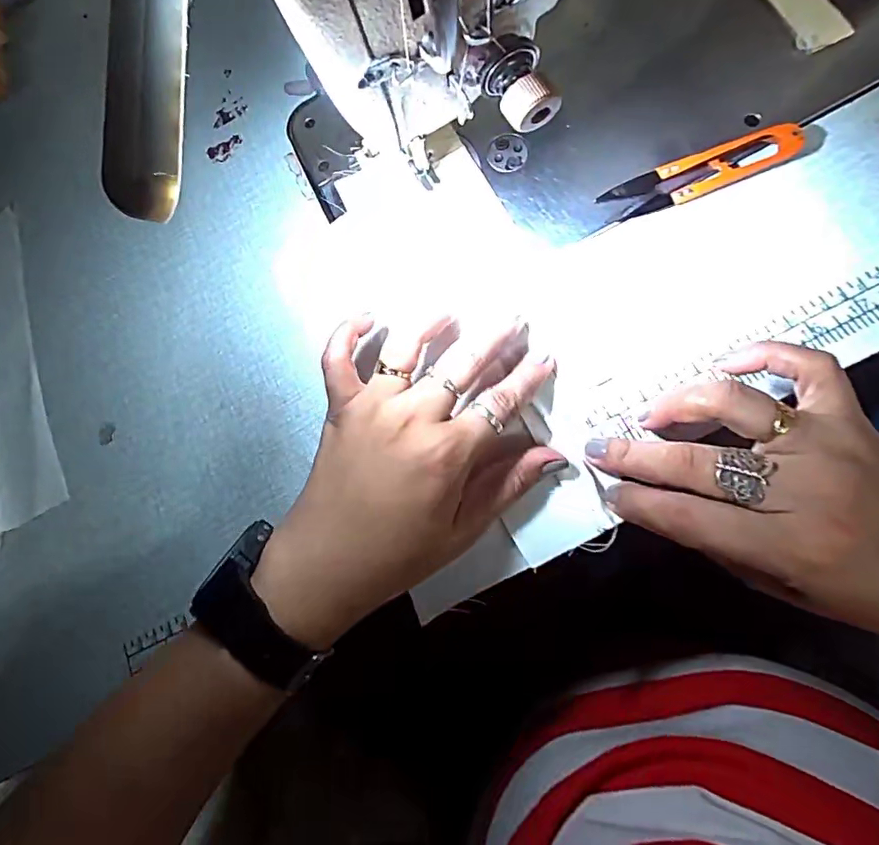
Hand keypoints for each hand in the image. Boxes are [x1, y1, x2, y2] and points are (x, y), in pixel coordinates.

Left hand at [250, 315, 563, 647]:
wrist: (326, 565)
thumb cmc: (399, 553)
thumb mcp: (462, 529)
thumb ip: (507, 484)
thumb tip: (552, 454)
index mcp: (447, 452)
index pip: (499, 403)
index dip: (527, 379)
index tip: (546, 358)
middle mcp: (411, 419)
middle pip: (461, 366)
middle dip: (494, 340)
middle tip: (514, 320)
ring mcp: (372, 408)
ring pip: (405, 350)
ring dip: (431, 326)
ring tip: (451, 313)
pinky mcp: (340, 408)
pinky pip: (337, 361)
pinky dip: (346, 334)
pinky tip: (367, 317)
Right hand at [586, 342, 878, 668]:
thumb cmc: (870, 596)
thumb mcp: (789, 592)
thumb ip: (727, 549)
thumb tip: (672, 508)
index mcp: (790, 547)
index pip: (692, 518)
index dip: (640, 503)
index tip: (608, 491)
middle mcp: (803, 486)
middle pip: (702, 462)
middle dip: (639, 456)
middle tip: (601, 447)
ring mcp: (828, 439)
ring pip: (738, 404)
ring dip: (683, 402)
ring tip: (654, 413)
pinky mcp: (851, 414)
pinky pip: (808, 367)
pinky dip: (770, 353)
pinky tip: (735, 359)